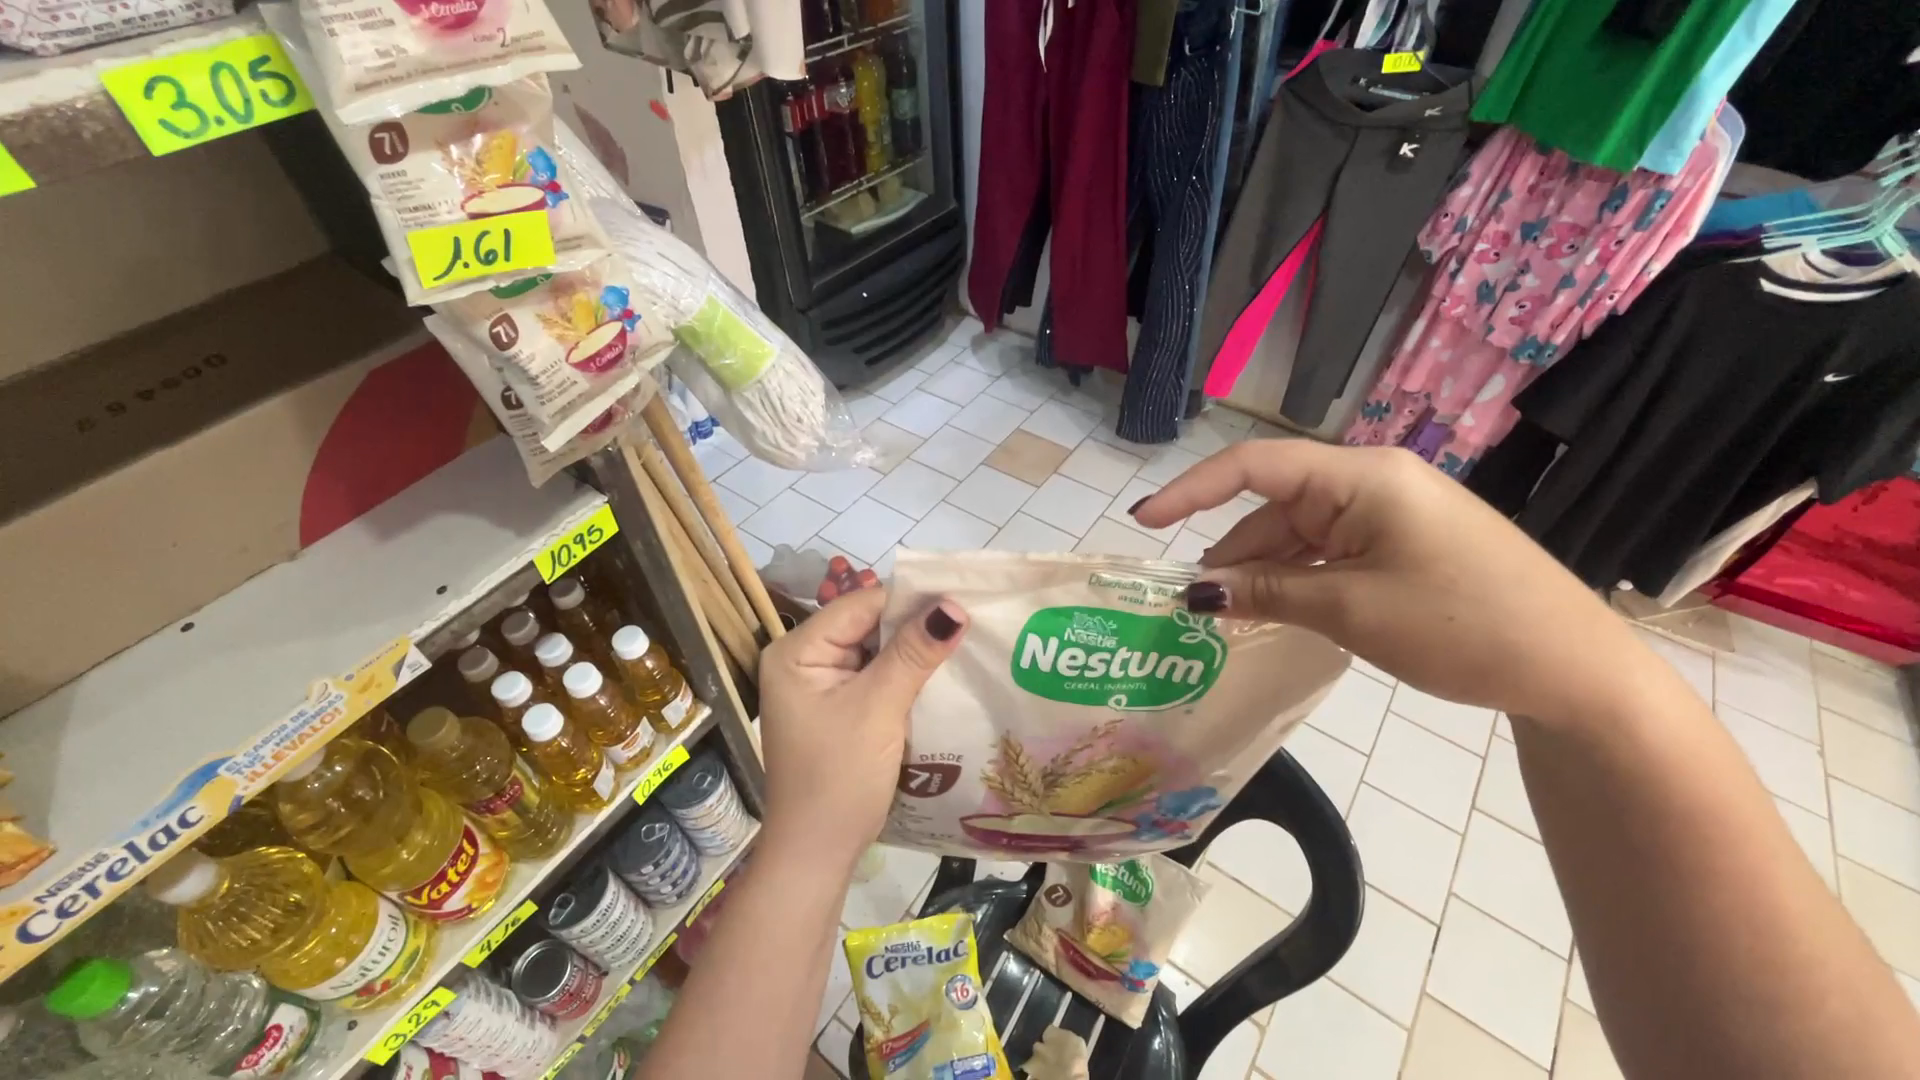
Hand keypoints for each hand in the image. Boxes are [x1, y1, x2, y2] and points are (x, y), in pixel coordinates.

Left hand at [757, 587, 966, 863]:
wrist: (817, 854)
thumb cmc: (839, 778)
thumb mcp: (878, 709)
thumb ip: (914, 654)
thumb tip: (954, 606)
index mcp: (797, 651)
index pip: (860, 605)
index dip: (910, 601)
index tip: (962, 600)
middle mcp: (804, 660)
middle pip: (869, 626)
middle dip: (916, 626)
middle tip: (972, 620)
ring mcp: (820, 687)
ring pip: (877, 652)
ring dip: (915, 653)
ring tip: (966, 642)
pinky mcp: (839, 710)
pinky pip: (877, 679)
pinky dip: (906, 677)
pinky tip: (943, 675)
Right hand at [1132, 440, 1649, 721]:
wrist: (1576, 669)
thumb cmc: (1461, 625)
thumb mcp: (1350, 609)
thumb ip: (1265, 592)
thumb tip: (1194, 593)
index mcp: (1362, 476)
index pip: (1254, 467)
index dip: (1190, 490)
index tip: (1144, 523)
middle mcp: (1372, 483)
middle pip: (1274, 504)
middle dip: (1229, 550)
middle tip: (1187, 602)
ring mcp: (1390, 514)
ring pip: (1299, 534)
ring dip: (1261, 571)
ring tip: (1224, 617)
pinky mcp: (1402, 544)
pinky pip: (1328, 552)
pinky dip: (1296, 579)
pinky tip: (1273, 611)